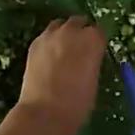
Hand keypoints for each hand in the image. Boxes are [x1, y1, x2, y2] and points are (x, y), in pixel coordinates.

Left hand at [0, 17, 104, 134]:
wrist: (45, 112)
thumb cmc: (78, 103)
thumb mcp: (94, 80)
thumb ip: (92, 61)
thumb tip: (89, 57)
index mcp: (92, 40)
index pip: (99, 31)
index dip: (98, 41)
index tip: (98, 50)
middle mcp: (71, 31)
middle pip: (79, 22)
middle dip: (82, 31)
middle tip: (82, 47)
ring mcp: (50, 35)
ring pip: (60, 25)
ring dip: (65, 33)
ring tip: (65, 49)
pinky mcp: (34, 43)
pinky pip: (46, 35)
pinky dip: (50, 41)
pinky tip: (50, 56)